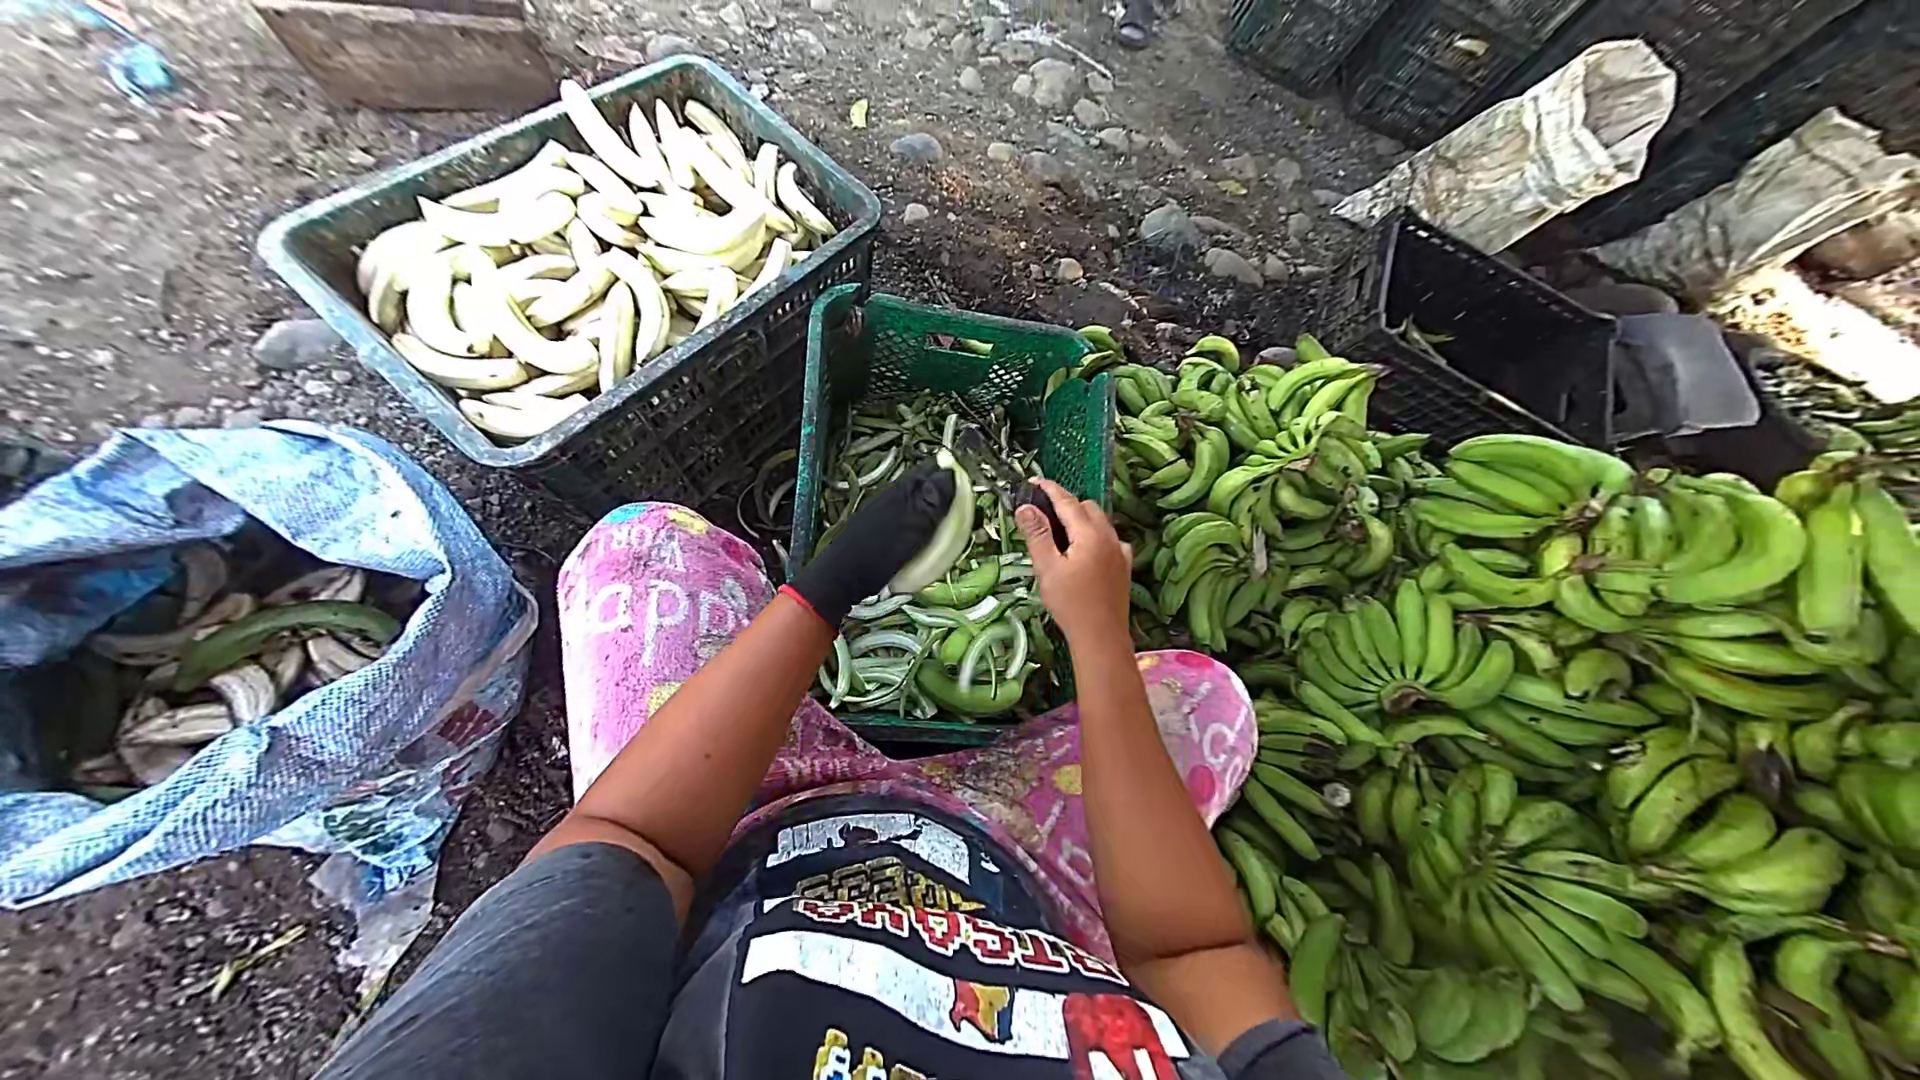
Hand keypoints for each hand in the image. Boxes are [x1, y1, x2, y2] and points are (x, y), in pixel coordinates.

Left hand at [788, 458, 955, 625]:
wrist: (845, 575)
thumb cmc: (883, 550)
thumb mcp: (917, 524)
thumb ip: (936, 497)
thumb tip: (954, 472)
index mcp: (908, 486)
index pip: (939, 467)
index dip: (956, 476)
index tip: (970, 495)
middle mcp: (898, 490)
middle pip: (930, 483)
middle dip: (948, 494)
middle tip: (962, 515)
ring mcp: (888, 506)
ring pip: (921, 500)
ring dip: (936, 510)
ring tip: (947, 530)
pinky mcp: (882, 523)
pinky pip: (911, 515)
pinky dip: (923, 523)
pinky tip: (925, 540)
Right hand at [1016, 478, 1131, 648]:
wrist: (1101, 636)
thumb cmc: (1070, 604)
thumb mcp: (1047, 568)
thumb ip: (1037, 534)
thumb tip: (1026, 507)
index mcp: (1090, 533)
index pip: (1067, 501)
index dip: (1049, 489)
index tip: (1033, 482)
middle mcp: (1109, 536)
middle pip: (1086, 507)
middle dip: (1065, 503)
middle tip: (1042, 512)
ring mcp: (1120, 551)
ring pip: (1100, 521)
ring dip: (1080, 518)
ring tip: (1059, 530)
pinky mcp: (1124, 565)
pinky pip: (1109, 538)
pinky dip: (1094, 535)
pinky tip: (1084, 550)